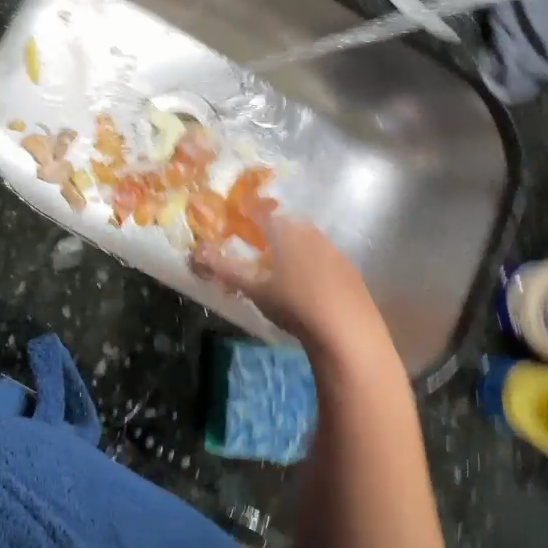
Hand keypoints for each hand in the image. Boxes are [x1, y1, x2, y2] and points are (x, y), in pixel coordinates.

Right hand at [192, 217, 390, 360]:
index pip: (262, 212)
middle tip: (256, 247)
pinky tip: (308, 287)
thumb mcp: (253, 287)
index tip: (236, 220)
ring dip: (293, 249)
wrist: (349, 335)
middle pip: (287, 225)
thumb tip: (196, 252)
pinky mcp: (351, 274)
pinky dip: (312, 266)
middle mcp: (312, 234)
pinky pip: (325, 260)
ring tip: (280, 269)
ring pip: (308, 242)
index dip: (247, 214)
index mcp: (287, 231)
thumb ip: (224, 268)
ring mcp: (336, 253)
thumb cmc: (294, 303)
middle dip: (270, 232)